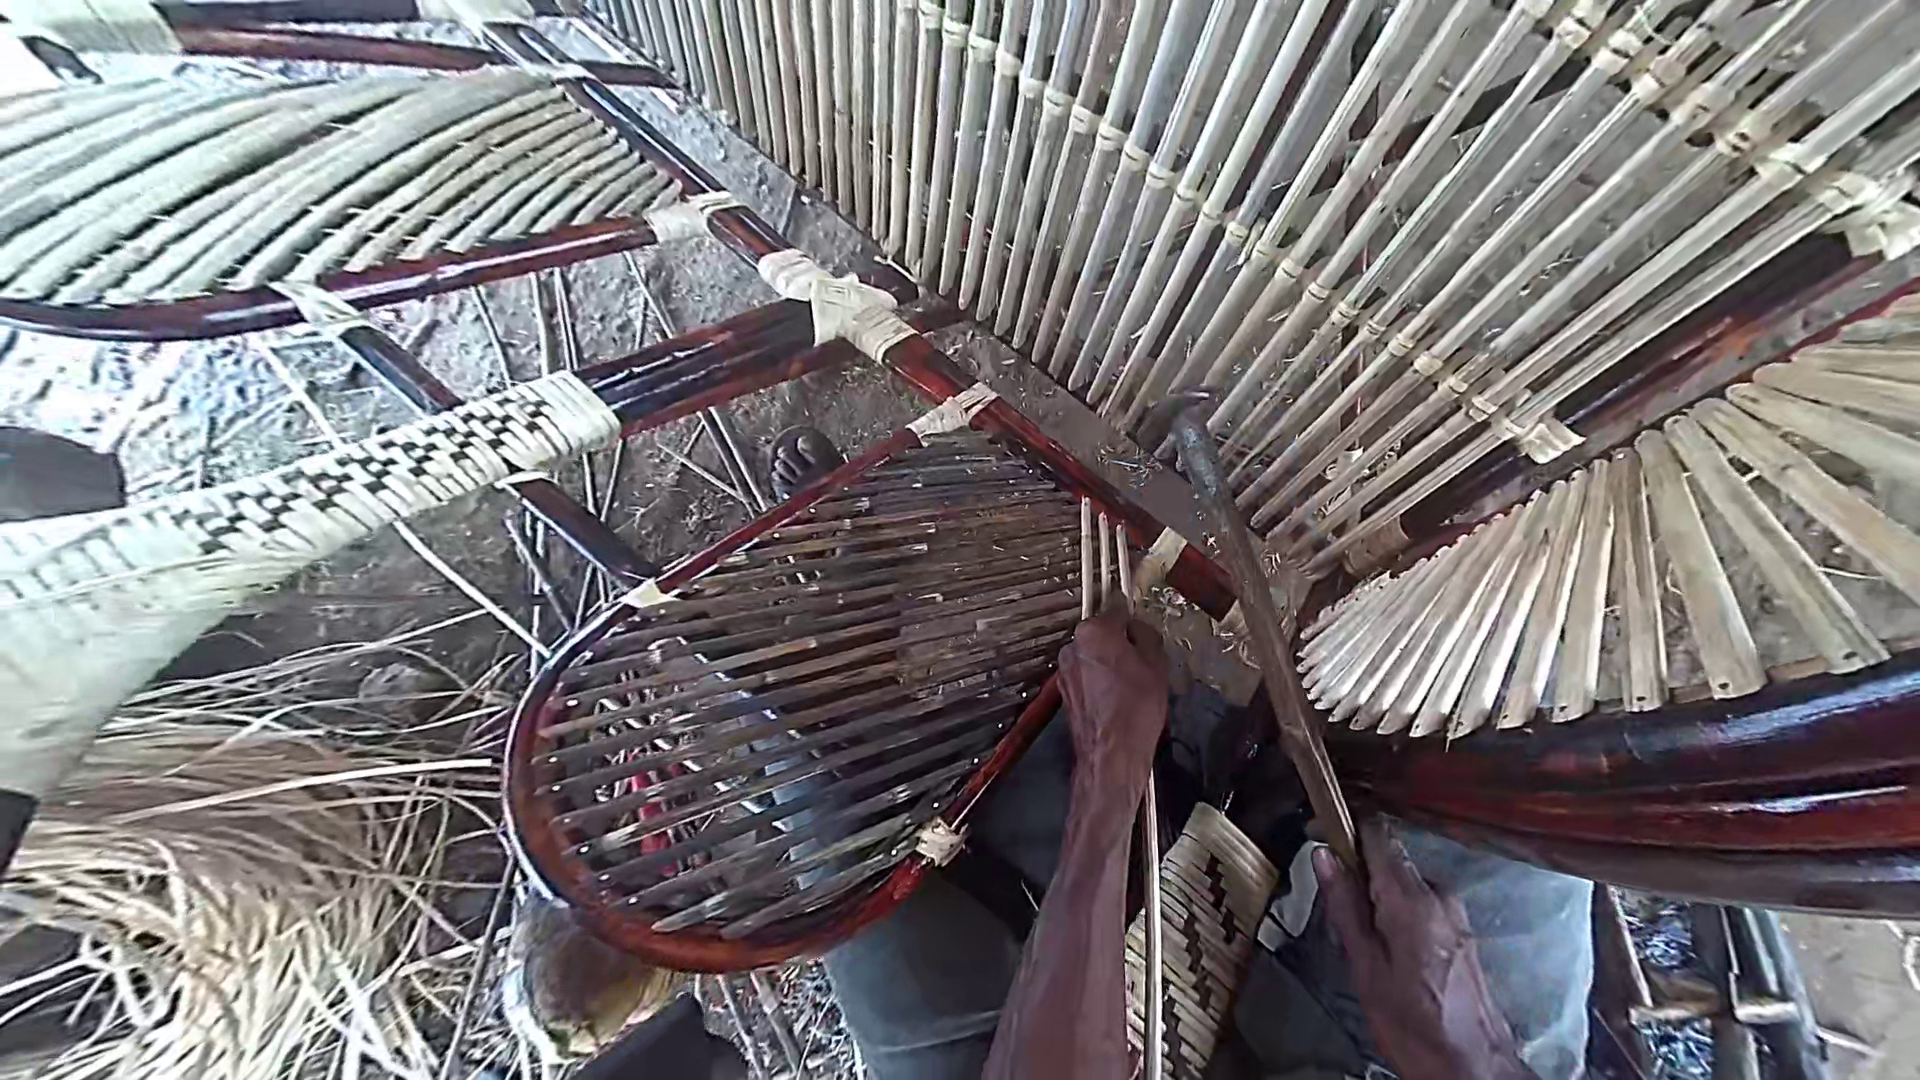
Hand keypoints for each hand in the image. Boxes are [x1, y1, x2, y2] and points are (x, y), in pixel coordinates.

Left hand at [1055, 610, 1168, 784]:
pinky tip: (1115, 696)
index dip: (1132, 617)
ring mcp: (1065, 667)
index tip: (1141, 624)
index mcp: (1094, 631)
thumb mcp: (1156, 664)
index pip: (1116, 608)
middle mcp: (1073, 644)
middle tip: (1142, 660)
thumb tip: (1137, 627)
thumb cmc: (1137, 706)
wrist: (1111, 752)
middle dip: (1119, 641)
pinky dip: (1098, 678)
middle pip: (1101, 632)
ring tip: (1130, 683)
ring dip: (1107, 660)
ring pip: (1092, 653)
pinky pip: (1085, 673)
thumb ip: (1146, 635)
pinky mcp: (1064, 689)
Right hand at [1314, 820, 1533, 1079]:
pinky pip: (1419, 900)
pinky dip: (1396, 907)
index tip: (1318, 837)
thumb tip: (1322, 852)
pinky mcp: (1462, 933)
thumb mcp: (1363, 962)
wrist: (1476, 1076)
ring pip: (1402, 880)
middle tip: (1333, 898)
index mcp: (1410, 897)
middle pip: (1388, 857)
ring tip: (1357, 929)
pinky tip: (1385, 943)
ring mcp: (1455, 914)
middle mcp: (1438, 895)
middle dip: (1357, 867)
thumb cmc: (1411, 1022)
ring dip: (1376, 890)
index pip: (1376, 833)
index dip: (1343, 827)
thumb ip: (1343, 902)